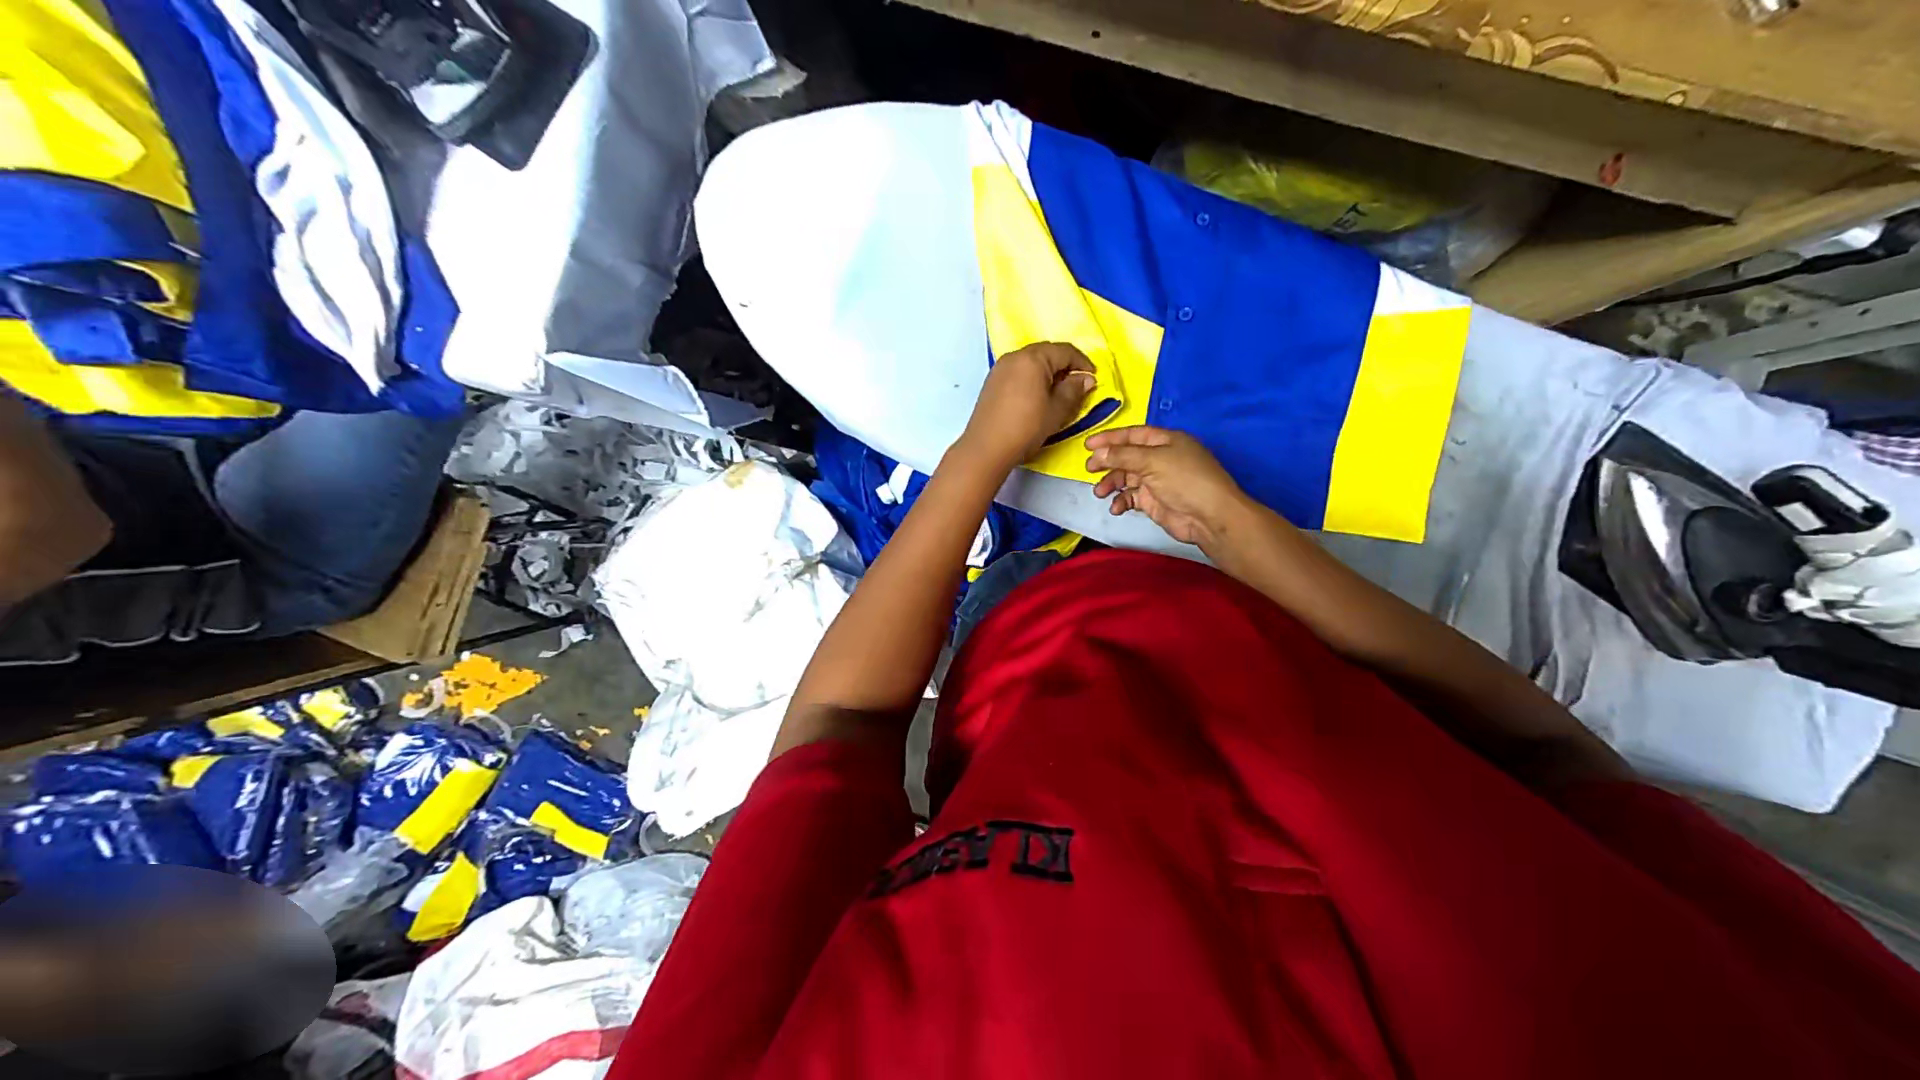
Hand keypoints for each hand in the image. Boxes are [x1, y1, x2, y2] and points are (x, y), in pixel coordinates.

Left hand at [956, 342, 1097, 469]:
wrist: (987, 448)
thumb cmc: (1026, 427)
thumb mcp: (1057, 410)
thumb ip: (1074, 390)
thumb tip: (1085, 378)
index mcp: (1033, 358)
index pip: (1065, 351)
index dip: (1082, 363)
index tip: (1093, 377)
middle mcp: (1014, 356)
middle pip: (1046, 353)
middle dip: (1064, 366)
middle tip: (1077, 384)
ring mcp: (1000, 368)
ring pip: (1030, 362)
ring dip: (1047, 372)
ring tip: (1058, 392)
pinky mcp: (992, 381)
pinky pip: (1018, 371)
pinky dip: (1032, 378)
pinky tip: (1037, 396)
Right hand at [1085, 425, 1254, 550]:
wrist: (1209, 516)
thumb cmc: (1185, 480)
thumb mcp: (1152, 461)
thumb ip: (1122, 455)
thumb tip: (1097, 453)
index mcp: (1165, 441)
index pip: (1133, 435)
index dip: (1110, 438)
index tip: (1088, 445)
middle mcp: (1161, 458)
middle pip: (1127, 456)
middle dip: (1108, 462)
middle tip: (1089, 469)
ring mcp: (1158, 481)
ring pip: (1127, 478)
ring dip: (1112, 483)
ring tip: (1100, 492)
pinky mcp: (1155, 502)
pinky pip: (1132, 498)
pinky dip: (1122, 501)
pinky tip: (1116, 508)